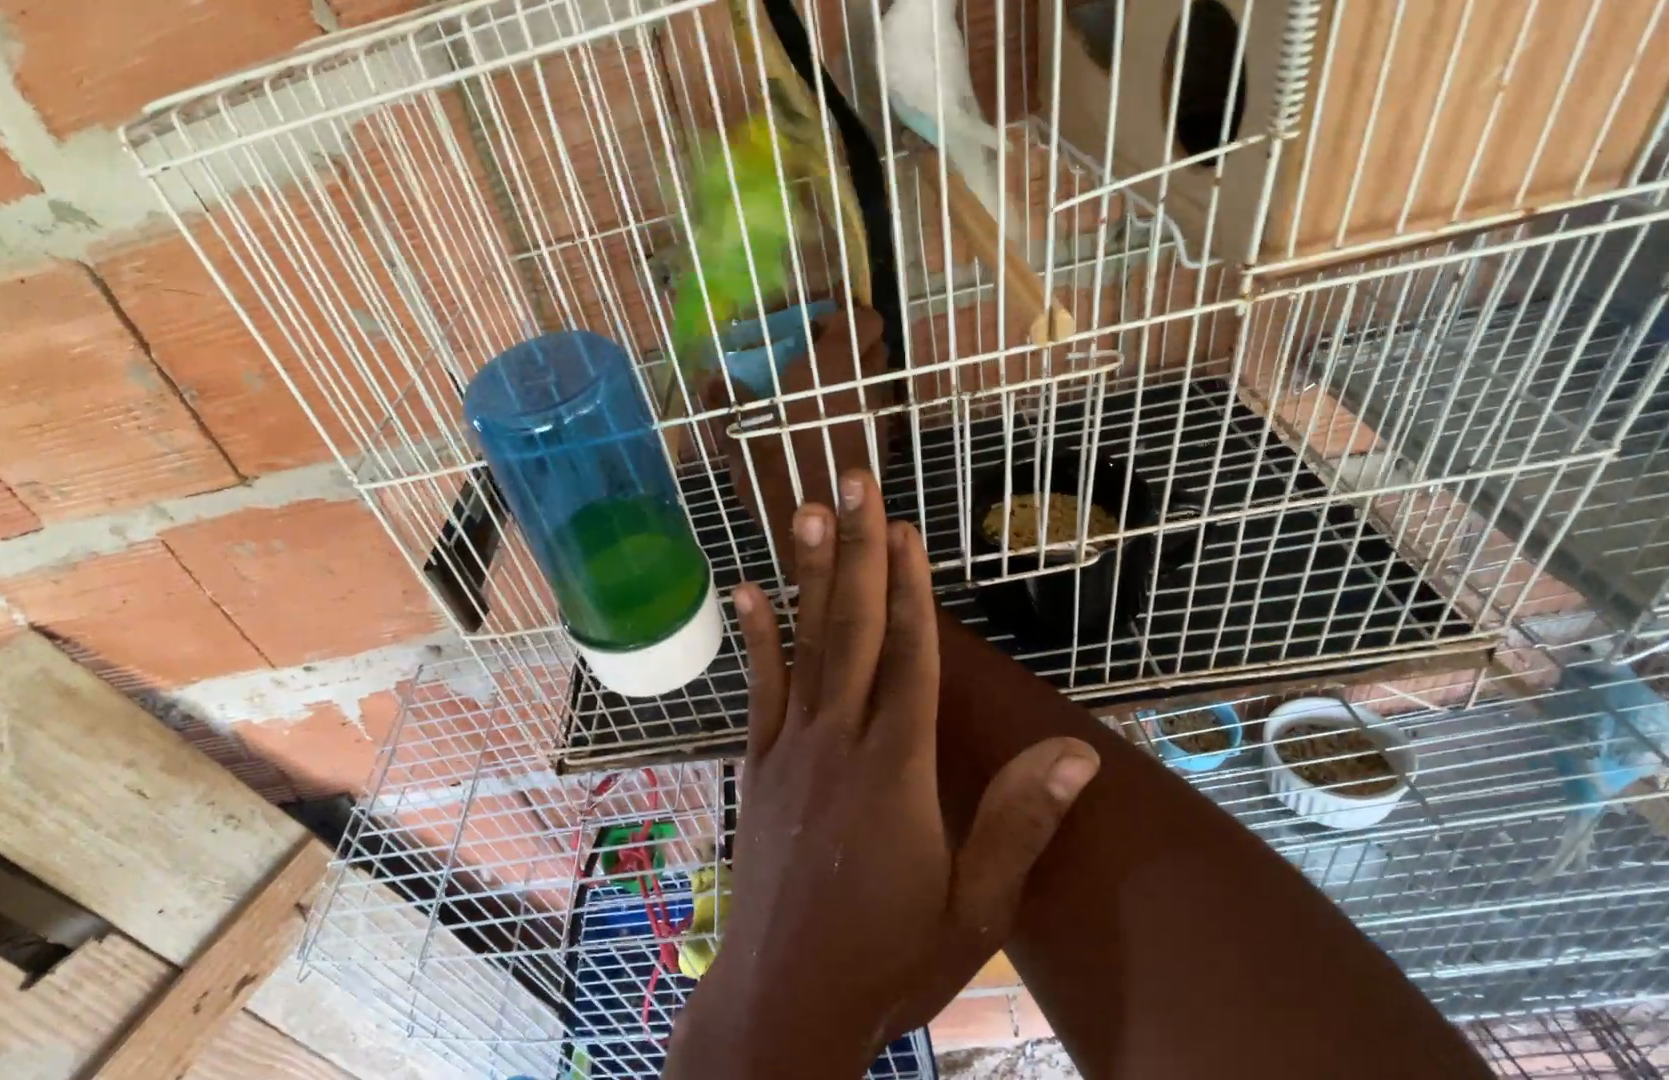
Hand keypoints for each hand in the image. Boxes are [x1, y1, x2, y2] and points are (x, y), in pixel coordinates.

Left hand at [666, 471, 1099, 1077]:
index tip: (907, 528)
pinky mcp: (759, 767)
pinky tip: (747, 594)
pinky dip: (755, 638)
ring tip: (807, 513)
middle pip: (856, 630)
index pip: (910, 658)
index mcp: (897, 771)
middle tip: (854, 482)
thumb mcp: (974, 908)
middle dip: (860, 551)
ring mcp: (791, 749)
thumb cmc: (888, 959)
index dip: (913, 589)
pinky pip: (760, 690)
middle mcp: (839, 742)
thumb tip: (1078, 754)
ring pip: (805, 646)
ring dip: (810, 575)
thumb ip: (1019, 823)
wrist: (783, 997)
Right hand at [704, 305, 890, 581]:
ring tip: (821, 393)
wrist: (819, 532)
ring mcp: (876, 420)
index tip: (813, 329)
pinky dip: (857, 408)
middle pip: (875, 349)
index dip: (844, 317)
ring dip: (857, 378)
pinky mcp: (879, 448)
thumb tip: (710, 377)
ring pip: (877, 381)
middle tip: (815, 357)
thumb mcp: (743, 439)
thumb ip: (730, 404)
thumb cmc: (778, 477)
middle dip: (851, 345)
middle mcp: (864, 389)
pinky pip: (873, 411)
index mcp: (832, 373)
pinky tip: (828, 427)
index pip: (863, 321)